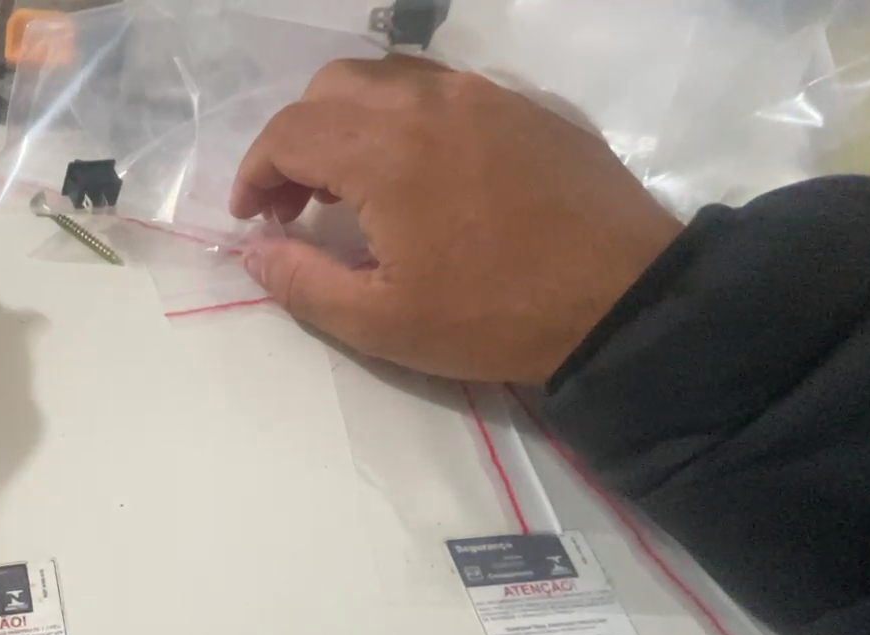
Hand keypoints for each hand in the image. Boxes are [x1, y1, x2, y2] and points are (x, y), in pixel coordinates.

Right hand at [230, 56, 680, 383]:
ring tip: (342, 192)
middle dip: (291, 143)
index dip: (253, 173)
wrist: (620, 299)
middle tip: (290, 205)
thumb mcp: (376, 321)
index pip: (290, 133)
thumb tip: (253, 251)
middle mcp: (431, 102)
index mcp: (389, 154)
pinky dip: (392, 120)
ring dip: (341, 126)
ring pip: (382, 79)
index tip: (250, 219)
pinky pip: (433, 89)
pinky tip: (404, 178)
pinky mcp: (519, 104)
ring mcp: (482, 94)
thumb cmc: (488, 318)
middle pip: (329, 88)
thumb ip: (299, 281)